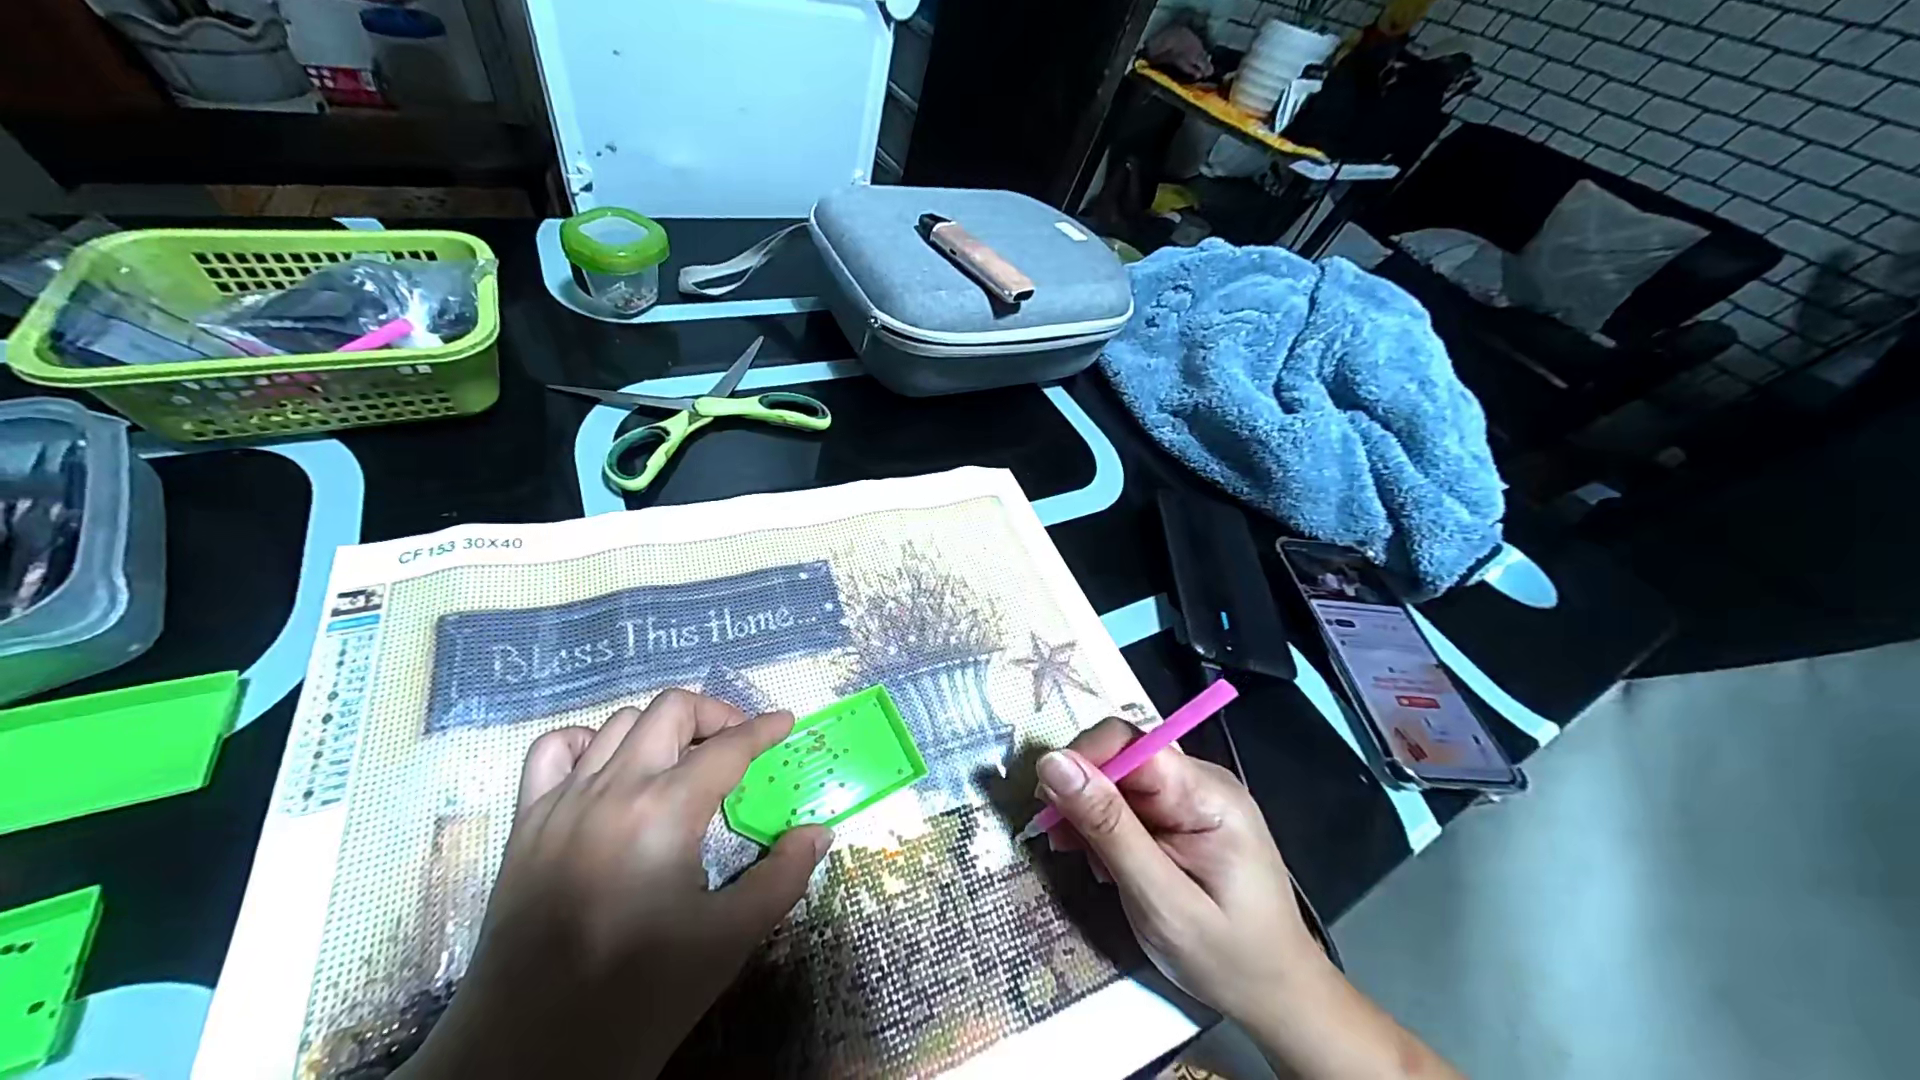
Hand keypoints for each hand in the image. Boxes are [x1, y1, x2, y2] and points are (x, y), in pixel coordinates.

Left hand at [399, 691, 830, 1079]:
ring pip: (619, 721)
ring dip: (662, 729)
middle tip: (739, 746)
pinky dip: (589, 742)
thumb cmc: (640, 997)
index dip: (765, 729)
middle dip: (715, 715)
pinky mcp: (525, 823)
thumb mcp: (729, 940)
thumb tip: (819, 832)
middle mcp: (612, 789)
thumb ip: (783, 876)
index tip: (786, 723)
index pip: (728, 747)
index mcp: (664, 813)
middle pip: (671, 710)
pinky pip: (553, 750)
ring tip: (684, 760)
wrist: (528, 1057)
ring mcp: (561, 802)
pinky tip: (611, 770)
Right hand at [1036, 717, 1323, 1022]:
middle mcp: (1201, 781)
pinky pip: (1132, 802)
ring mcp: (1194, 798)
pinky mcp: (1185, 816)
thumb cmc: (1226, 957)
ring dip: (1091, 815)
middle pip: (1122, 757)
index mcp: (1206, 793)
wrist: (1278, 996)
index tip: (1050, 805)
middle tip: (1064, 843)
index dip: (1082, 762)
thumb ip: (1106, 826)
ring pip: (1121, 781)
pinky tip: (1107, 863)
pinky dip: (1108, 828)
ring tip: (1087, 861)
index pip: (1130, 742)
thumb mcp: (1158, 899)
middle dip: (1083, 794)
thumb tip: (1053, 762)